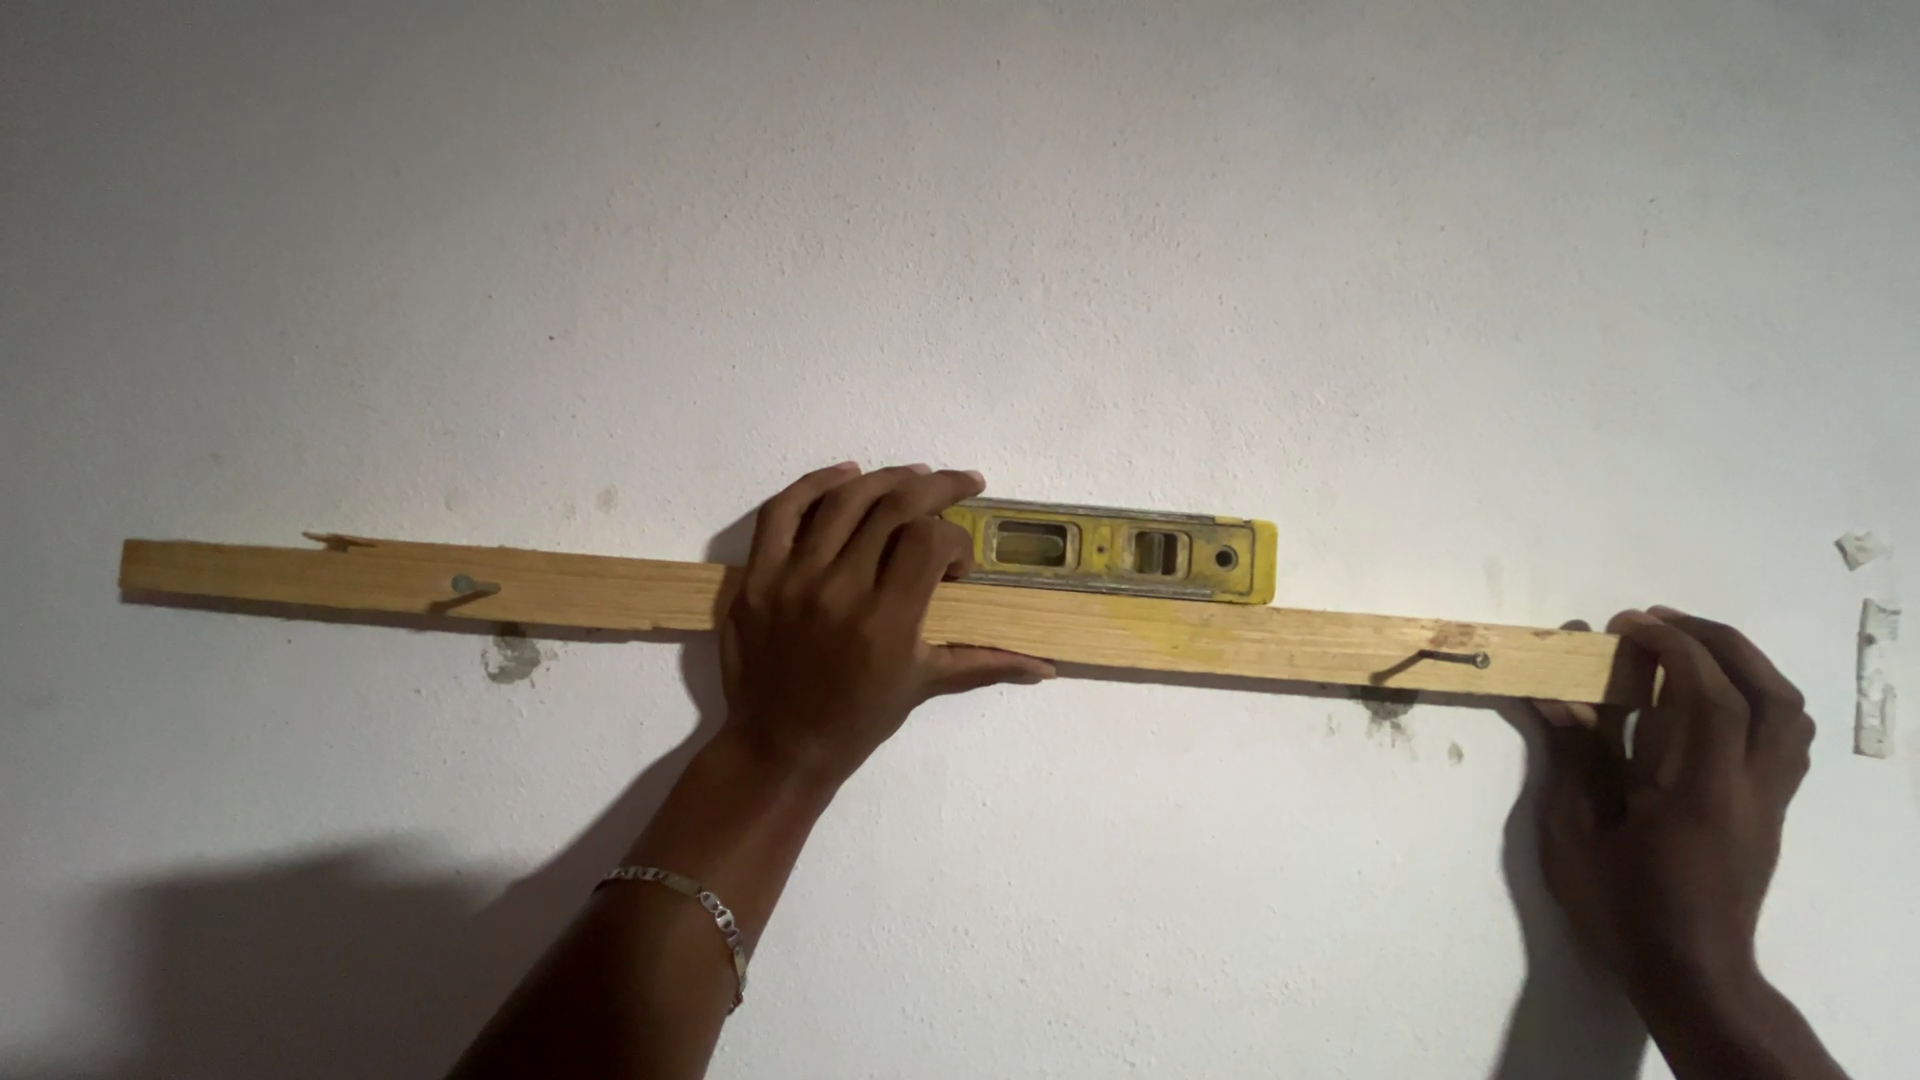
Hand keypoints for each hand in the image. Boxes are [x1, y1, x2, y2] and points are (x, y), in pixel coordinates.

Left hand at [717, 462, 1055, 789]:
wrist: (779, 747)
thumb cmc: (859, 720)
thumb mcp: (924, 687)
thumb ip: (987, 663)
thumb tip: (1048, 667)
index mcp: (886, 622)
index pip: (931, 541)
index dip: (957, 540)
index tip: (959, 566)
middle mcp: (840, 591)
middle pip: (894, 508)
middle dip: (938, 487)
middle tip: (962, 483)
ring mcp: (791, 579)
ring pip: (842, 500)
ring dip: (886, 478)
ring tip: (916, 475)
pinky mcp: (756, 576)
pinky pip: (781, 510)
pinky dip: (815, 483)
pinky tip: (847, 474)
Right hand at [1532, 607, 1814, 997]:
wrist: (1691, 971)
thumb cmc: (1618, 905)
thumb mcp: (1572, 834)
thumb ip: (1571, 760)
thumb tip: (1554, 699)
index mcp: (1697, 793)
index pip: (1709, 698)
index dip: (1672, 647)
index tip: (1623, 624)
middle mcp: (1749, 788)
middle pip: (1765, 694)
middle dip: (1714, 641)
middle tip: (1652, 620)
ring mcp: (1767, 800)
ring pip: (1787, 714)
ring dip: (1742, 664)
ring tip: (1682, 645)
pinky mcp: (1767, 810)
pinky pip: (1782, 738)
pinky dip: (1753, 697)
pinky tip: (1705, 695)